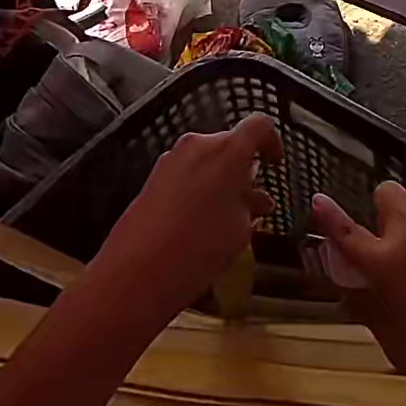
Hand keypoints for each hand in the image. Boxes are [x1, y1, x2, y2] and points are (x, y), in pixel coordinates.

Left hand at [91, 113, 282, 322]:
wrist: (131, 280)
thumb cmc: (198, 250)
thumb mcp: (241, 229)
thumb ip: (250, 203)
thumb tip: (252, 199)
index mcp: (228, 150)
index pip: (260, 125)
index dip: (272, 142)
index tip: (274, 164)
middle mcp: (198, 146)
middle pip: (231, 142)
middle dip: (244, 166)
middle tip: (252, 196)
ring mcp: (170, 161)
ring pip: (207, 159)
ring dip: (221, 178)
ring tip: (228, 213)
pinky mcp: (151, 179)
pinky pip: (186, 172)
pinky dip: (199, 187)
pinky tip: (202, 219)